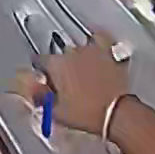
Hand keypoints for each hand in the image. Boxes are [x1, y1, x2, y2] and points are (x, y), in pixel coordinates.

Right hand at [11, 31, 128, 135]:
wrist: (117, 114)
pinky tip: (95, 46)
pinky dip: (96, 40)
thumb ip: (42, 98)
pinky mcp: (107, 54)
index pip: (39, 60)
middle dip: (60, 66)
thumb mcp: (57, 113)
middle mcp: (70, 53)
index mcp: (54, 64)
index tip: (44, 78)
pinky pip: (99, 39)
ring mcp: (89, 51)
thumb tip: (37, 93)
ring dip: (76, 56)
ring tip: (80, 69)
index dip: (40, 70)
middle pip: (58, 55)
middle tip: (64, 83)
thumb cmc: (88, 114)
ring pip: (78, 47)